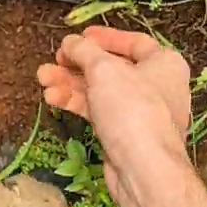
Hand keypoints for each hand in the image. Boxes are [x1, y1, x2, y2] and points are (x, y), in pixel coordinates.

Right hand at [37, 27, 192, 206]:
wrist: (143, 170)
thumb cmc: (132, 110)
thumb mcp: (103, 70)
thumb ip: (83, 50)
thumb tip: (70, 42)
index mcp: (164, 64)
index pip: (133, 42)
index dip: (104, 37)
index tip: (79, 36)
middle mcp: (156, 86)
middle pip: (110, 68)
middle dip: (77, 64)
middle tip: (54, 60)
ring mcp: (139, 112)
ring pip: (99, 90)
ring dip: (70, 83)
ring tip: (42, 78)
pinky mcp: (123, 133)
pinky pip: (97, 110)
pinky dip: (76, 103)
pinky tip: (53, 99)